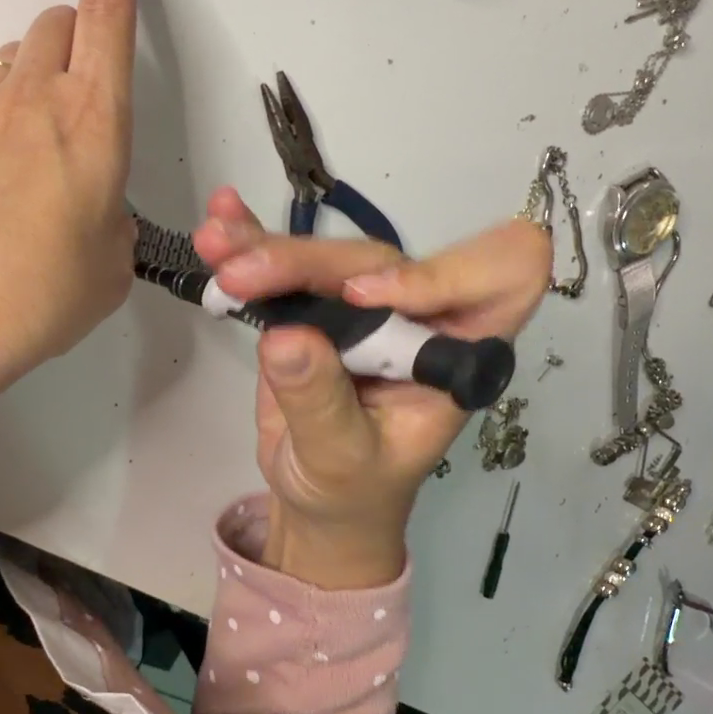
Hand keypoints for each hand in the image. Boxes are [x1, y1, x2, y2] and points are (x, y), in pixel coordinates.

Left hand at [0, 0, 136, 420]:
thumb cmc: (33, 299)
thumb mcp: (110, 271)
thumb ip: (115, 227)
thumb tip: (99, 220)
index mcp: (94, 123)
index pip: (107, 14)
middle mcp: (35, 106)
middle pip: (54, 23)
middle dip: (77, 28)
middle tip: (89, 66)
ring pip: (14, 57)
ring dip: (36, 67)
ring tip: (49, 121)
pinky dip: (1, 110)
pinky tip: (8, 160)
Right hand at [192, 187, 551, 588]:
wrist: (318, 497)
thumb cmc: (352, 489)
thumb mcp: (342, 458)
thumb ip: (320, 402)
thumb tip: (285, 336)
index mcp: (458, 351)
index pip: (497, 280)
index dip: (441, 274)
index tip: (364, 298)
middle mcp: (418, 316)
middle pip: (376, 263)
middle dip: (307, 263)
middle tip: (239, 278)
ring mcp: (361, 309)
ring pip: (324, 259)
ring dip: (267, 247)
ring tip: (215, 240)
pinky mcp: (312, 310)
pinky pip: (287, 270)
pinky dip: (252, 243)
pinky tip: (221, 216)